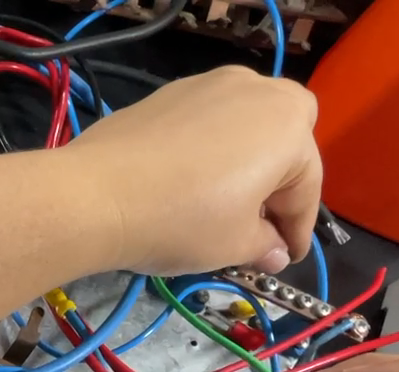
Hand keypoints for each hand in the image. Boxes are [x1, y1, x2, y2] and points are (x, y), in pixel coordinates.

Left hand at [68, 67, 320, 276]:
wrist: (92, 197)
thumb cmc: (177, 222)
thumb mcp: (229, 245)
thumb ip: (262, 246)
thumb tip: (275, 252)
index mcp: (289, 125)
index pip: (305, 186)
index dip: (297, 230)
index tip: (288, 257)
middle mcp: (256, 90)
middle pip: (280, 143)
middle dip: (275, 185)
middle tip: (258, 227)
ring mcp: (206, 86)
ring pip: (238, 130)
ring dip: (238, 167)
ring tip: (219, 208)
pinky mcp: (163, 97)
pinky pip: (197, 129)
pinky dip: (200, 156)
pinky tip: (180, 186)